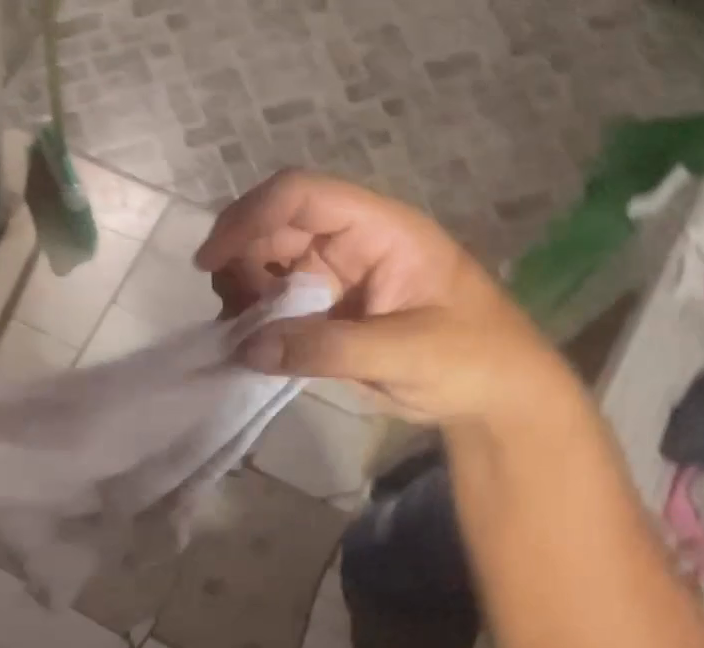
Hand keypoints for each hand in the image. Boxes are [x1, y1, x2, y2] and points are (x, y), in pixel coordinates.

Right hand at [196, 171, 575, 426]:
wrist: (493, 395)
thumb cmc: (471, 360)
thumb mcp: (407, 352)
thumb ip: (329, 349)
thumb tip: (247, 347)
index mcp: (379, 230)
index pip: (302, 196)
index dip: (249, 217)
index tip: (210, 262)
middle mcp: (350, 244)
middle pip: (272, 225)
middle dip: (237, 259)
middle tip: (228, 312)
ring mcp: (333, 278)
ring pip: (264, 264)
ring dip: (239, 291)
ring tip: (240, 332)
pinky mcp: (322, 313)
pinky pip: (271, 304)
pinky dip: (249, 320)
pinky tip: (249, 345)